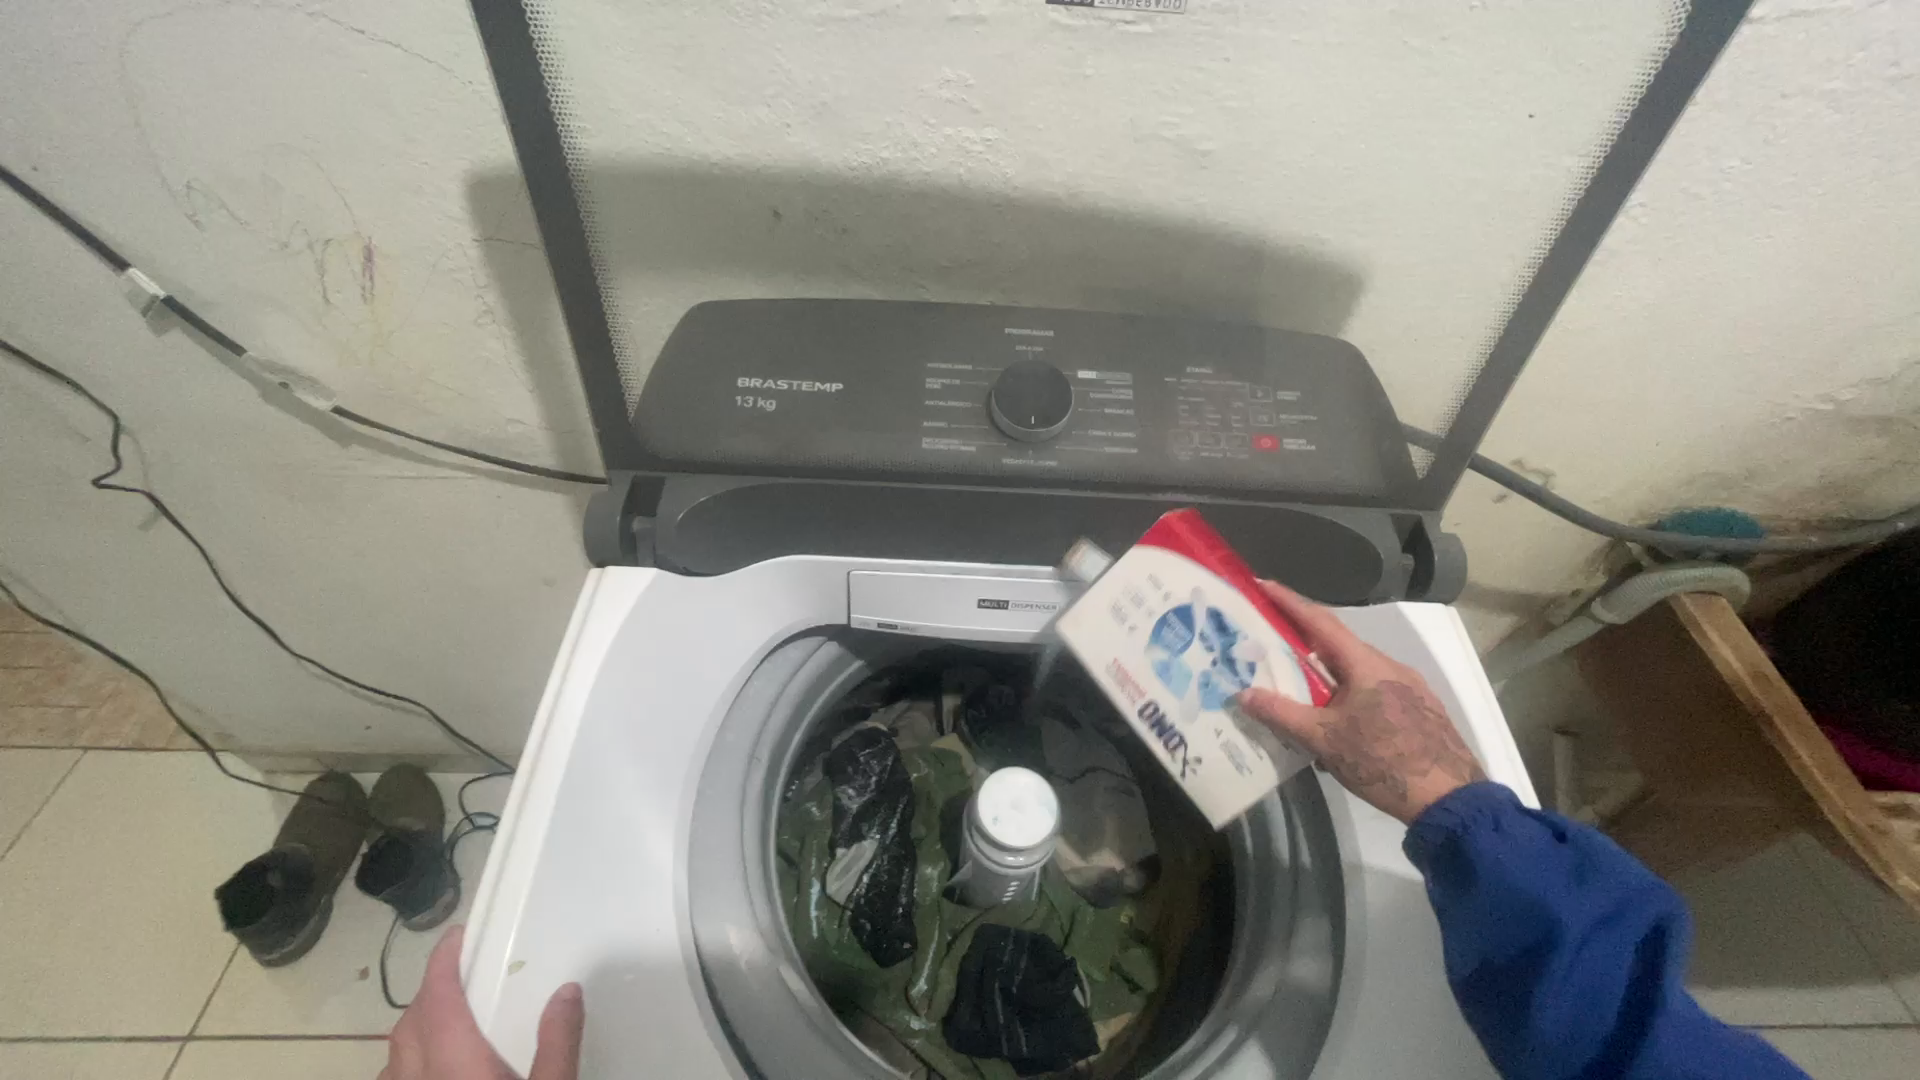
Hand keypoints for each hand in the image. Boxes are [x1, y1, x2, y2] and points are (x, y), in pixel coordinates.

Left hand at [382, 926, 583, 1079]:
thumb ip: (558, 1043)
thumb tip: (567, 991)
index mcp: (456, 1067)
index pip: (439, 1004)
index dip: (442, 966)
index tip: (456, 936)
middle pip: (409, 1028)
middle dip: (430, 991)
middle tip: (462, 970)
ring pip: (395, 1060)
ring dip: (417, 1029)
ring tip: (448, 1014)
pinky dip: (410, 1063)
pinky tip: (435, 1066)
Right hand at [1236, 580, 1485, 823]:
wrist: (1453, 801)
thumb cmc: (1384, 762)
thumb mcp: (1324, 740)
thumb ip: (1282, 714)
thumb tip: (1243, 694)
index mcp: (1366, 664)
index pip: (1320, 622)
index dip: (1290, 602)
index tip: (1264, 585)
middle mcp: (1389, 666)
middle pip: (1338, 644)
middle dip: (1303, 639)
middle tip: (1271, 637)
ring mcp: (1410, 687)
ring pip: (1356, 668)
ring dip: (1326, 672)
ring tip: (1298, 684)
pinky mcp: (1420, 709)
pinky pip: (1374, 688)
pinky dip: (1347, 691)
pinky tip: (1336, 717)